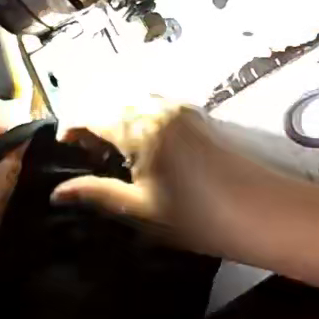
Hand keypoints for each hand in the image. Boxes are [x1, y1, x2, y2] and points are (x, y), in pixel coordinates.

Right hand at [50, 100, 292, 258]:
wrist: (260, 211)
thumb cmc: (195, 215)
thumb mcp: (140, 208)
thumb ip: (97, 193)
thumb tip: (58, 192)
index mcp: (141, 125)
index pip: (93, 113)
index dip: (72, 128)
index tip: (63, 152)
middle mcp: (160, 107)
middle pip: (114, 104)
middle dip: (95, 124)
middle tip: (89, 159)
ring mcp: (183, 109)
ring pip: (137, 105)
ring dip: (119, 122)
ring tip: (116, 160)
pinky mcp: (198, 118)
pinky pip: (158, 110)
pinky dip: (142, 123)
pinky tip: (145, 155)